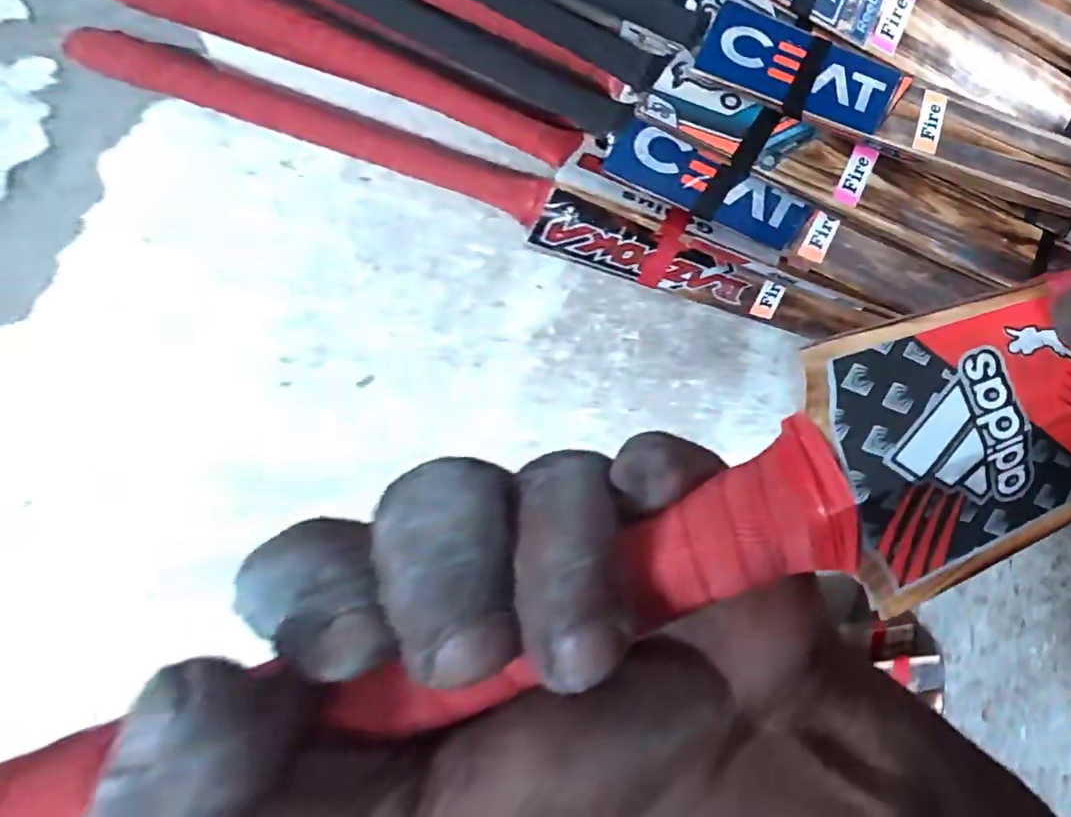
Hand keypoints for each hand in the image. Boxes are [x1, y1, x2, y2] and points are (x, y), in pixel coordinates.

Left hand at [87, 434, 1049, 816]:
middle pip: (429, 495)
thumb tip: (166, 698)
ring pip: (543, 476)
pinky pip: (649, 459)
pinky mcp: (678, 499)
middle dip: (439, 566)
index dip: (312, 588)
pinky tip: (659, 533)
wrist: (735, 771)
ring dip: (558, 561)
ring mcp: (595, 522)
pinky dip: (651, 486)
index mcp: (406, 637)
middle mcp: (495, 560)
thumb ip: (255, 804)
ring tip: (590, 657)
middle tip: (466, 663)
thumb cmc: (567, 815)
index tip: (335, 664)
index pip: (315, 564)